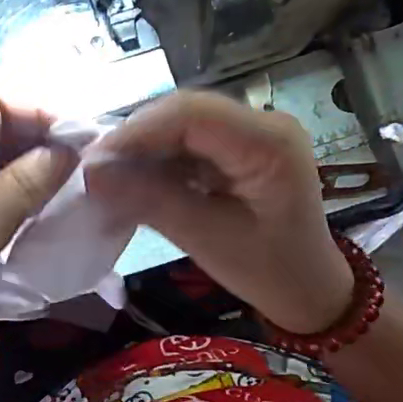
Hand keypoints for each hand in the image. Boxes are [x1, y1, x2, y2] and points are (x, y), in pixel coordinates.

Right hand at [87, 90, 353, 333]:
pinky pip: (190, 141)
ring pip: (181, 124)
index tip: (95, 161)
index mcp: (269, 142)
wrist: (310, 289)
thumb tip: (91, 173)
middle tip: (94, 172)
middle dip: (135, 139)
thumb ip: (150, 200)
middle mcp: (263, 122)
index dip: (137, 130)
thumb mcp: (206, 239)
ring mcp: (252, 131)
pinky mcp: (239, 146)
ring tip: (108, 179)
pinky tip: (136, 181)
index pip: (191, 113)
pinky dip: (159, 160)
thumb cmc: (268, 271)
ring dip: (143, 150)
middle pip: (184, 112)